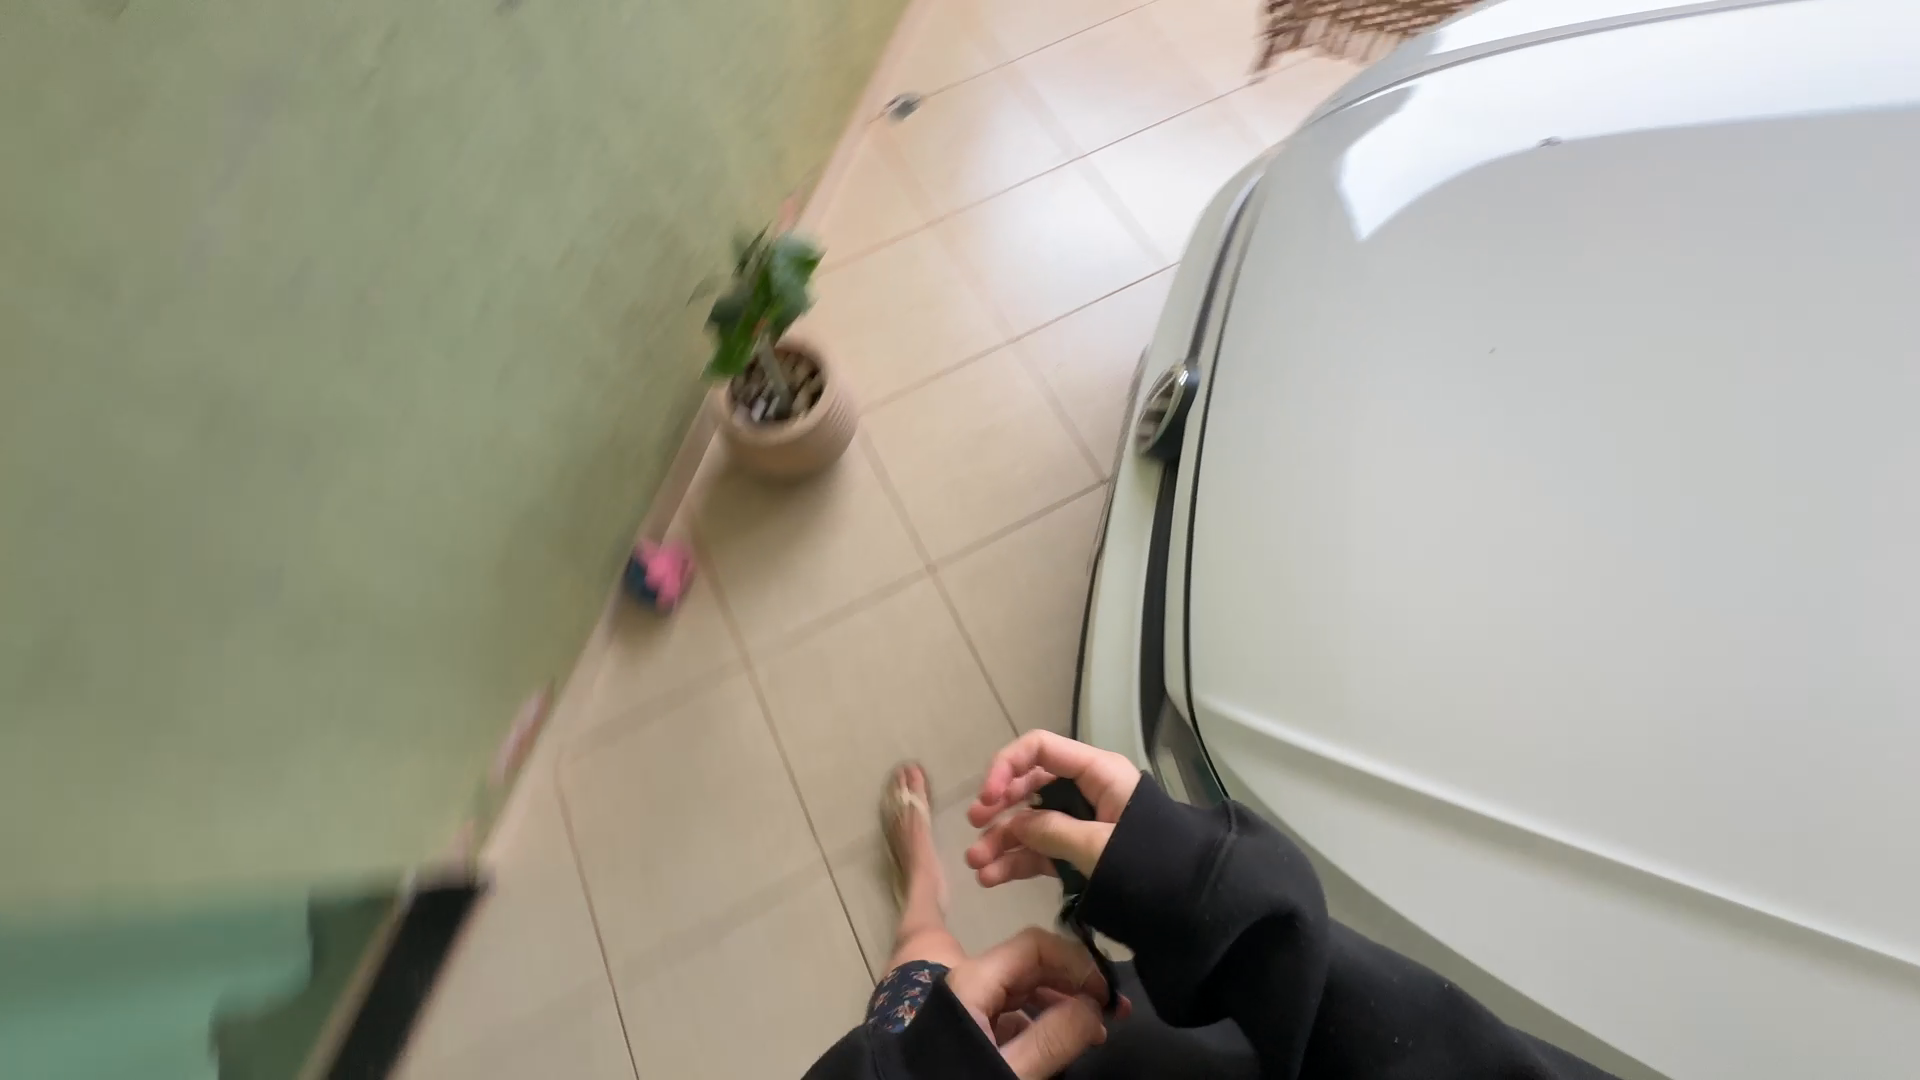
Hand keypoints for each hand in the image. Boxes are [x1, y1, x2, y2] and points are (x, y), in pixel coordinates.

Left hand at [946, 927, 1128, 1078]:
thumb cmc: (954, 1079)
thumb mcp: (1007, 1072)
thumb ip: (1052, 1039)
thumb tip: (1095, 1007)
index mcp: (973, 979)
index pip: (1035, 946)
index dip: (1076, 962)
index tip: (1107, 992)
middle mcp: (970, 980)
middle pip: (1032, 965)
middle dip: (1075, 981)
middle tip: (1116, 1009)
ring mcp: (969, 1003)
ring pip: (1024, 989)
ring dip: (1062, 1002)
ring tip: (1099, 1029)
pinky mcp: (970, 1025)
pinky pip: (1012, 1012)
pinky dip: (1042, 1020)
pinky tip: (1066, 1039)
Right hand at [965, 731, 1142, 886]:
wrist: (1193, 907)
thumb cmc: (1151, 864)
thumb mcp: (1099, 847)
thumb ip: (1052, 831)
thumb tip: (1014, 824)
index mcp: (1096, 772)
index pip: (1040, 748)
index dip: (1007, 765)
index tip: (988, 796)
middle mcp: (1085, 790)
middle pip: (1030, 784)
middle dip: (1000, 806)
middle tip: (974, 824)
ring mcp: (1080, 822)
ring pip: (1031, 822)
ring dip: (1001, 840)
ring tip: (976, 864)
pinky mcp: (1078, 853)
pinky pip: (1040, 850)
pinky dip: (1015, 862)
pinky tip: (992, 877)